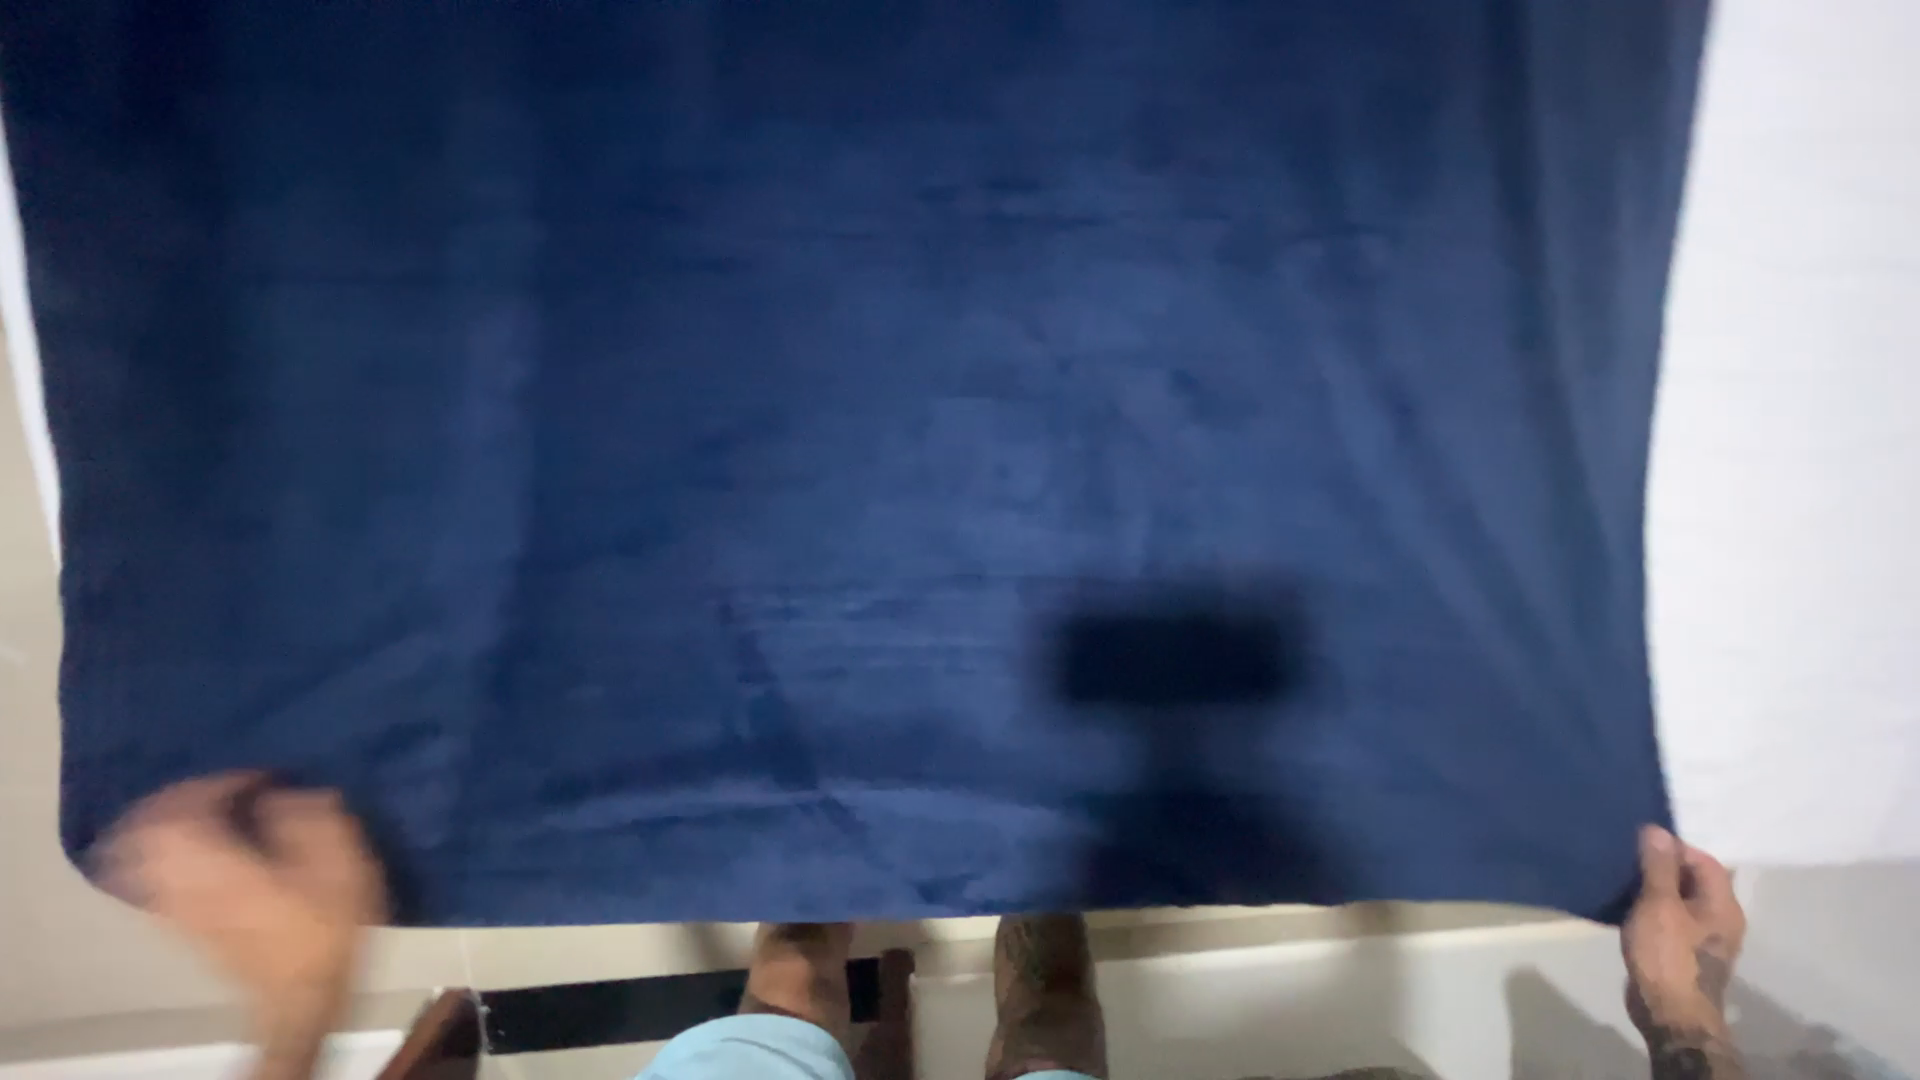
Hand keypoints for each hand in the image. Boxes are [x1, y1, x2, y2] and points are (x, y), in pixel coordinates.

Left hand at [101, 772, 387, 1045]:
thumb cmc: (328, 924)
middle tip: (222, 784)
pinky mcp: (183, 923)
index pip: (185, 811)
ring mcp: (177, 908)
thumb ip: (314, 820)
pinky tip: (204, 849)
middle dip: (178, 799)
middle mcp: (184, 884)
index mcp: (219, 866)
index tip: (262, 774)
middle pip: (144, 833)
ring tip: (208, 810)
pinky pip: (151, 878)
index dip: (219, 782)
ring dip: (165, 825)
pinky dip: (167, 852)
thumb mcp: (342, 863)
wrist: (303, 992)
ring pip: (138, 857)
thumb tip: (290, 793)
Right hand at [1621, 825, 1744, 1036]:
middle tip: (1622, 854)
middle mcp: (1718, 918)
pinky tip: (1622, 902)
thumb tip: (1657, 830)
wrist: (1670, 1010)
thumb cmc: (1668, 954)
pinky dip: (1646, 903)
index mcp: (1722, 906)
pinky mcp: (1682, 947)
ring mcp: (1701, 935)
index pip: (1705, 861)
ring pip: (1676, 896)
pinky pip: (1666, 914)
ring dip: (1650, 883)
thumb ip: (1658, 868)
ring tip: (1617, 874)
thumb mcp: (1659, 905)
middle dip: (1659, 863)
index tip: (1636, 842)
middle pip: (1691, 878)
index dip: (1673, 846)